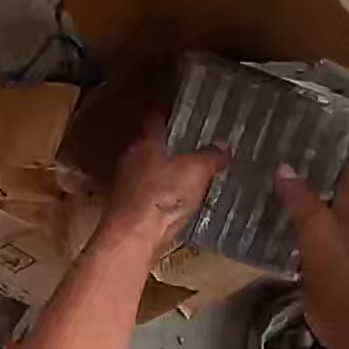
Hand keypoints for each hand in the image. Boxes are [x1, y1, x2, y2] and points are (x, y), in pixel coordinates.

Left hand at [98, 115, 229, 255]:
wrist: (134, 237)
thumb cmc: (165, 195)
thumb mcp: (198, 171)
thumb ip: (211, 156)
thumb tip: (223, 146)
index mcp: (147, 142)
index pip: (154, 118)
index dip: (165, 113)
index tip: (176, 111)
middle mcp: (131, 158)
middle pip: (148, 144)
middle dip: (166, 144)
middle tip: (188, 144)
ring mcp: (125, 184)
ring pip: (145, 169)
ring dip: (161, 170)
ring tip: (184, 173)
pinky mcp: (125, 207)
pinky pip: (145, 192)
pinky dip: (158, 192)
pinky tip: (173, 201)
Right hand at [274, 161, 348, 341]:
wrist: (348, 316)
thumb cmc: (339, 265)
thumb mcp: (319, 225)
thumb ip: (302, 197)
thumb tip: (284, 167)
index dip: (338, 156)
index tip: (318, 139)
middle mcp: (344, 225)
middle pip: (330, 196)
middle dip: (311, 179)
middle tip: (280, 161)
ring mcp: (332, 248)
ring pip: (314, 220)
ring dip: (297, 207)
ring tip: (268, 190)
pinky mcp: (317, 269)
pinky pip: (301, 245)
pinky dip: (288, 236)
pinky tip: (268, 231)